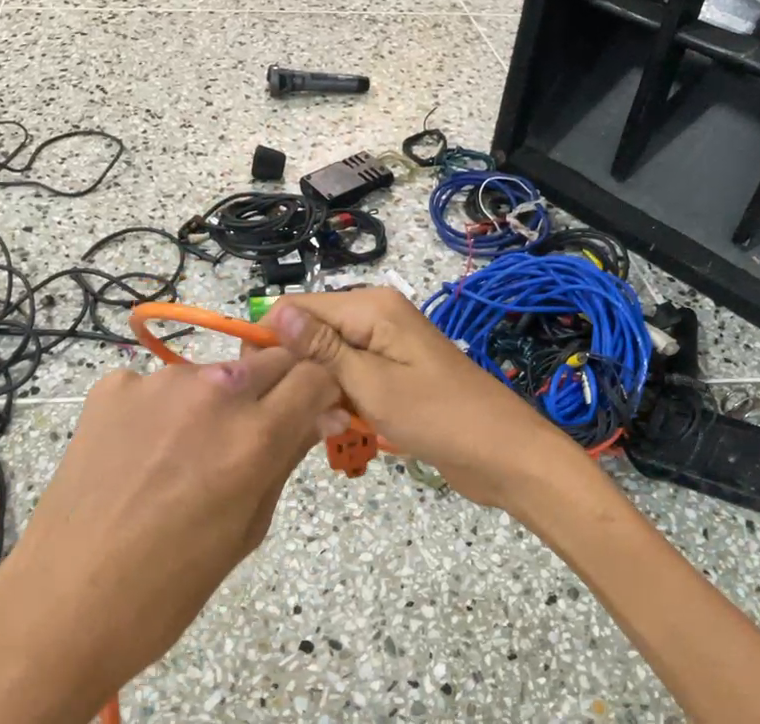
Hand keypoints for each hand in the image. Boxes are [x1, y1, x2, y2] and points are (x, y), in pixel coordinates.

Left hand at [0, 347, 344, 723]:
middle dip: (276, 387)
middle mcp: (213, 392)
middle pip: (271, 359)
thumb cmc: (169, 587)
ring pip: (213, 372)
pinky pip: (157, 385)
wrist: (65, 601)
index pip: (314, 375)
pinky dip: (161, 409)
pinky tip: (140, 453)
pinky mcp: (113, 385)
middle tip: (254, 432)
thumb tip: (318, 417)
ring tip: (182, 455)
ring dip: (215, 399)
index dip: (319, 393)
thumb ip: (285, 461)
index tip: (313, 413)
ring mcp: (158, 382)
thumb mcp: (247, 530)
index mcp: (255, 436)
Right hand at [268, 288, 581, 508]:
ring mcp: (387, 345)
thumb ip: (322, 349)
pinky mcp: (394, 372)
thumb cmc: (438, 416)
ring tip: (331, 426)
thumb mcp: (371, 384)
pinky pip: (351, 378)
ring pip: (329, 361)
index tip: (256, 382)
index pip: (298, 307)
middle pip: (313, 333)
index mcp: (372, 307)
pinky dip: (343, 401)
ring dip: (322, 392)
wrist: (503, 454)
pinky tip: (345, 427)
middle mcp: (377, 316)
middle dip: (300, 371)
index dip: (271, 339)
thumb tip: (275, 311)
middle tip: (301, 412)